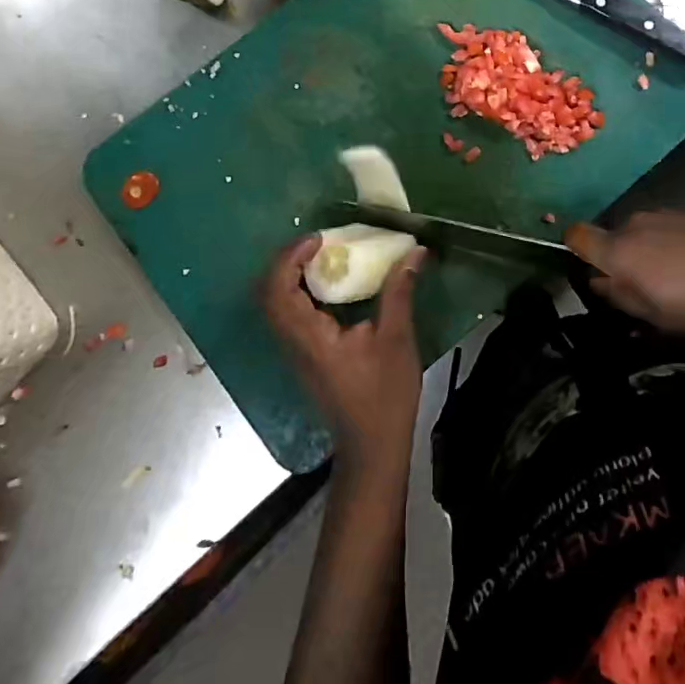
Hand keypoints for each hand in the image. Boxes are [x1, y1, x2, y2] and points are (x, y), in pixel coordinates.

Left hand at [264, 235, 426, 472]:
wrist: (373, 444)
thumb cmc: (384, 395)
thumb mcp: (396, 338)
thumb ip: (399, 291)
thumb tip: (414, 252)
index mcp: (309, 337)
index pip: (279, 289)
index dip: (290, 257)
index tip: (319, 239)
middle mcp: (293, 342)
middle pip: (270, 293)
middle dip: (289, 260)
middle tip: (319, 243)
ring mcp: (296, 350)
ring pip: (277, 304)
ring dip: (293, 274)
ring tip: (324, 256)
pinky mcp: (305, 355)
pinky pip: (291, 314)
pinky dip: (302, 290)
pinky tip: (331, 284)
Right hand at [567, 212, 684, 336]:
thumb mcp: (658, 316)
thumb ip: (620, 297)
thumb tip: (597, 283)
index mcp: (618, 250)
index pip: (575, 236)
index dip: (574, 252)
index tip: (593, 276)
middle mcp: (633, 225)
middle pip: (611, 242)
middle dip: (620, 267)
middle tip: (646, 298)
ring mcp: (663, 216)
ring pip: (640, 241)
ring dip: (649, 262)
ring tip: (681, 291)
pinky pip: (664, 236)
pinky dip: (671, 254)